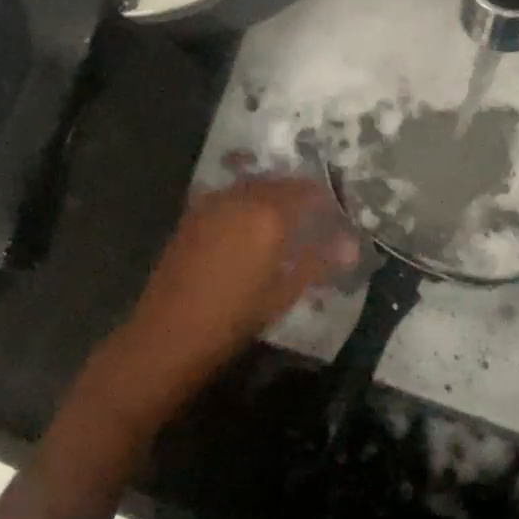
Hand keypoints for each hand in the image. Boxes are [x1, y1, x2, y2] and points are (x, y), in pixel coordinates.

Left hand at [115, 177, 360, 400]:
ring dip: (272, 198)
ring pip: (253, 187)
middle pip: (280, 184)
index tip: (337, 220)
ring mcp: (212, 202)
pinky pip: (230, 197)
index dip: (326, 202)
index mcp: (269, 212)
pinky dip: (246, 205)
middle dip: (300, 198)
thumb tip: (351, 246)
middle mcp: (241, 196)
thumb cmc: (234, 318)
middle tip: (315, 223)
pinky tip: (249, 231)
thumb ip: (319, 261)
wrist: (168, 334)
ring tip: (285, 227)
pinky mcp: (192, 213)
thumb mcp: (285, 292)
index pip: (308, 191)